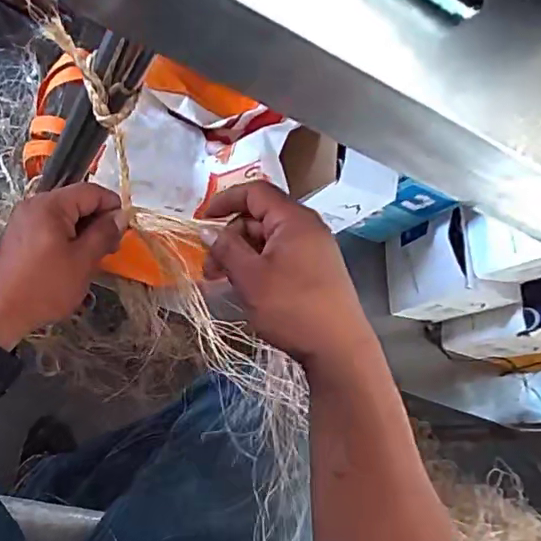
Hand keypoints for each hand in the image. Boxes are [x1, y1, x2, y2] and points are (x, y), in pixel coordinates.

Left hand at [0, 183, 123, 347]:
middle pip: (76, 202)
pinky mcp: (19, 237)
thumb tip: (120, 216)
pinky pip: (50, 228)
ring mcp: (24, 220)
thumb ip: (104, 234)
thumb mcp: (83, 260)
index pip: (91, 191)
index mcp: (50, 205)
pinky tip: (73, 261)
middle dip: (98, 221)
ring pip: (64, 217)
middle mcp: (34, 205)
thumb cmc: (45, 286)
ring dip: (83, 233)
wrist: (1, 312)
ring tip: (93, 258)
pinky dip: (66, 239)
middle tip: (111, 248)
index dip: (113, 206)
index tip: (125, 230)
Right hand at [202, 180, 373, 368]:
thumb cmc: (291, 308)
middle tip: (210, 268)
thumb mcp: (250, 277)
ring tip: (224, 281)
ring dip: (241, 254)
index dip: (225, 200)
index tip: (202, 220)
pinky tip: (247, 287)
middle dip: (230, 237)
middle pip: (259, 217)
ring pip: (268, 240)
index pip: (255, 192)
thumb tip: (208, 231)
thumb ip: (226, 249)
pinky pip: (280, 256)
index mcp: (293, 220)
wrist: (338, 348)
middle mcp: (307, 228)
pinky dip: (258, 265)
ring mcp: (314, 249)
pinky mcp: (316, 270)